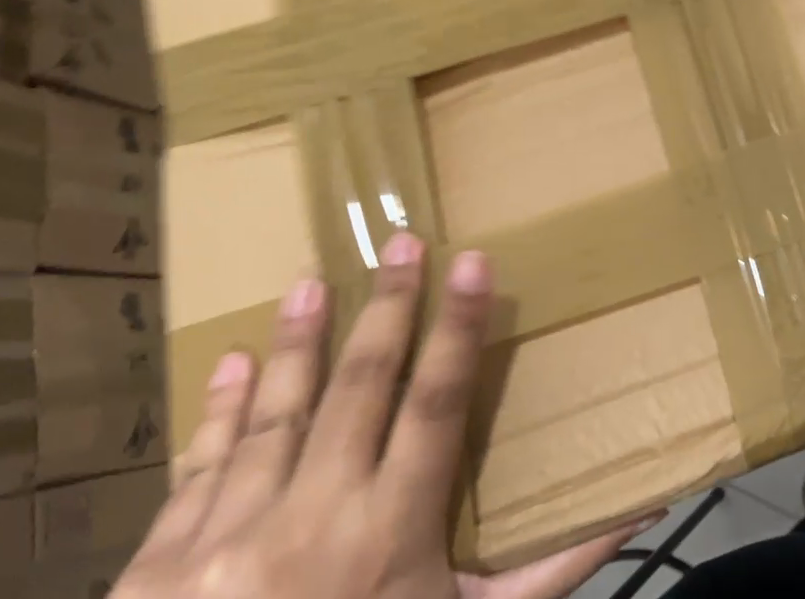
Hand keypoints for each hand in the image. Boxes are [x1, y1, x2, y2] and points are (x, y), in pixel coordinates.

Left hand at [116, 233, 662, 598]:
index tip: (474, 261)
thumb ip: (562, 565)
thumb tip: (646, 504)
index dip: (458, 328)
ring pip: (272, 415)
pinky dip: (218, 411)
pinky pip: (198, 469)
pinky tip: (230, 363)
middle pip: (357, 388)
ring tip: (312, 281)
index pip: (437, 402)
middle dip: (386, 308)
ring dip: (296, 342)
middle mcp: (311, 516)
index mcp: (393, 527)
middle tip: (401, 240)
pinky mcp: (158, 565)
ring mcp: (225, 537)